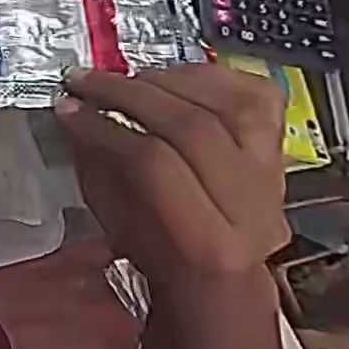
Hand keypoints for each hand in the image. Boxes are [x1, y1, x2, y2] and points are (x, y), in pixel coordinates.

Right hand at [55, 64, 291, 280]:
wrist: (215, 273)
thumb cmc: (156, 253)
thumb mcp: (112, 219)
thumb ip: (98, 163)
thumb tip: (77, 111)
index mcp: (204, 239)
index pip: (153, 163)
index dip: (104, 128)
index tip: (69, 108)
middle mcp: (251, 207)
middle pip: (193, 127)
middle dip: (128, 94)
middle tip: (87, 81)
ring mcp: (272, 177)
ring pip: (230, 104)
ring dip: (169, 80)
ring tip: (129, 78)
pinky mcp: (279, 153)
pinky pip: (257, 97)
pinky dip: (212, 77)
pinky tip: (175, 76)